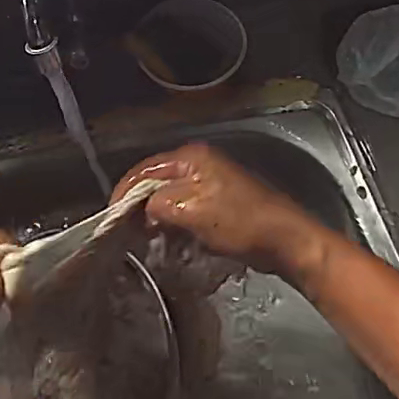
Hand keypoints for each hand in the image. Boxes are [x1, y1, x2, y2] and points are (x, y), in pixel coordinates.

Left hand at [0, 229, 12, 398]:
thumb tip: (12, 274)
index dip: (12, 254)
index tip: (25, 276)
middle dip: (14, 274)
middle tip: (24, 296)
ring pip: (2, 283)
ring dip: (13, 296)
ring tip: (19, 312)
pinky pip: (0, 306)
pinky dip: (10, 313)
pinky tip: (13, 324)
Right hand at [113, 143, 333, 287]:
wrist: (286, 240)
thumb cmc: (240, 222)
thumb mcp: (193, 212)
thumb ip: (160, 205)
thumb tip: (142, 209)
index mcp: (191, 158)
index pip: (145, 169)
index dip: (125, 190)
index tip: (111, 215)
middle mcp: (199, 164)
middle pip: (156, 181)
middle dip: (139, 204)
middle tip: (125, 230)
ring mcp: (211, 182)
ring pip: (171, 196)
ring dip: (157, 216)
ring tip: (144, 238)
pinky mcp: (219, 203)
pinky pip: (186, 208)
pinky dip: (175, 222)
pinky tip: (170, 240)